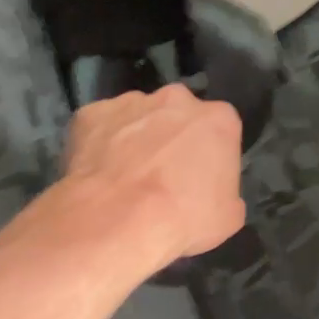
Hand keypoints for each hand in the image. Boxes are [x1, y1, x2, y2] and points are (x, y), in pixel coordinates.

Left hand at [57, 84, 245, 267]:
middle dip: (174, 138)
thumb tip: (213, 193)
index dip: (211, 155)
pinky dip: (102, 144)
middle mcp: (176, 99)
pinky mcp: (91, 113)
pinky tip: (101, 174)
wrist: (118, 219)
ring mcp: (131, 102)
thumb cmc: (184, 218)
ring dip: (137, 139)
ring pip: (139, 117)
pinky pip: (101, 126)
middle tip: (165, 175)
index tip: (202, 178)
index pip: (220, 130)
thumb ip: (226, 192)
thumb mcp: (228, 217)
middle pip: (179, 115)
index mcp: (218, 120)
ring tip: (128, 177)